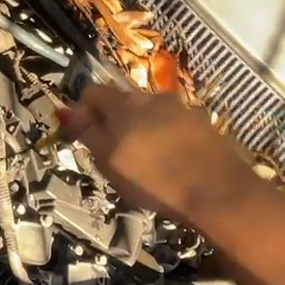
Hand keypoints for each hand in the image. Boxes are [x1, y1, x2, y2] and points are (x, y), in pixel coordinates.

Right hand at [57, 85, 268, 234]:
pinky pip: (169, 125)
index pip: (91, 92)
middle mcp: (152, 98)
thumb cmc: (152, 179)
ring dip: (136, 131)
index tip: (82, 139)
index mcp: (125, 104)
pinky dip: (160, 138)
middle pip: (120, 102)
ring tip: (139, 163)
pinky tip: (166, 164)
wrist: (217, 192)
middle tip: (110, 156)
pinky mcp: (201, 125)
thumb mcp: (107, 160)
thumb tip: (66, 110)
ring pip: (146, 114)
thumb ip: (86, 132)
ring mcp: (181, 109)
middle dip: (110, 122)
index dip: (81, 112)